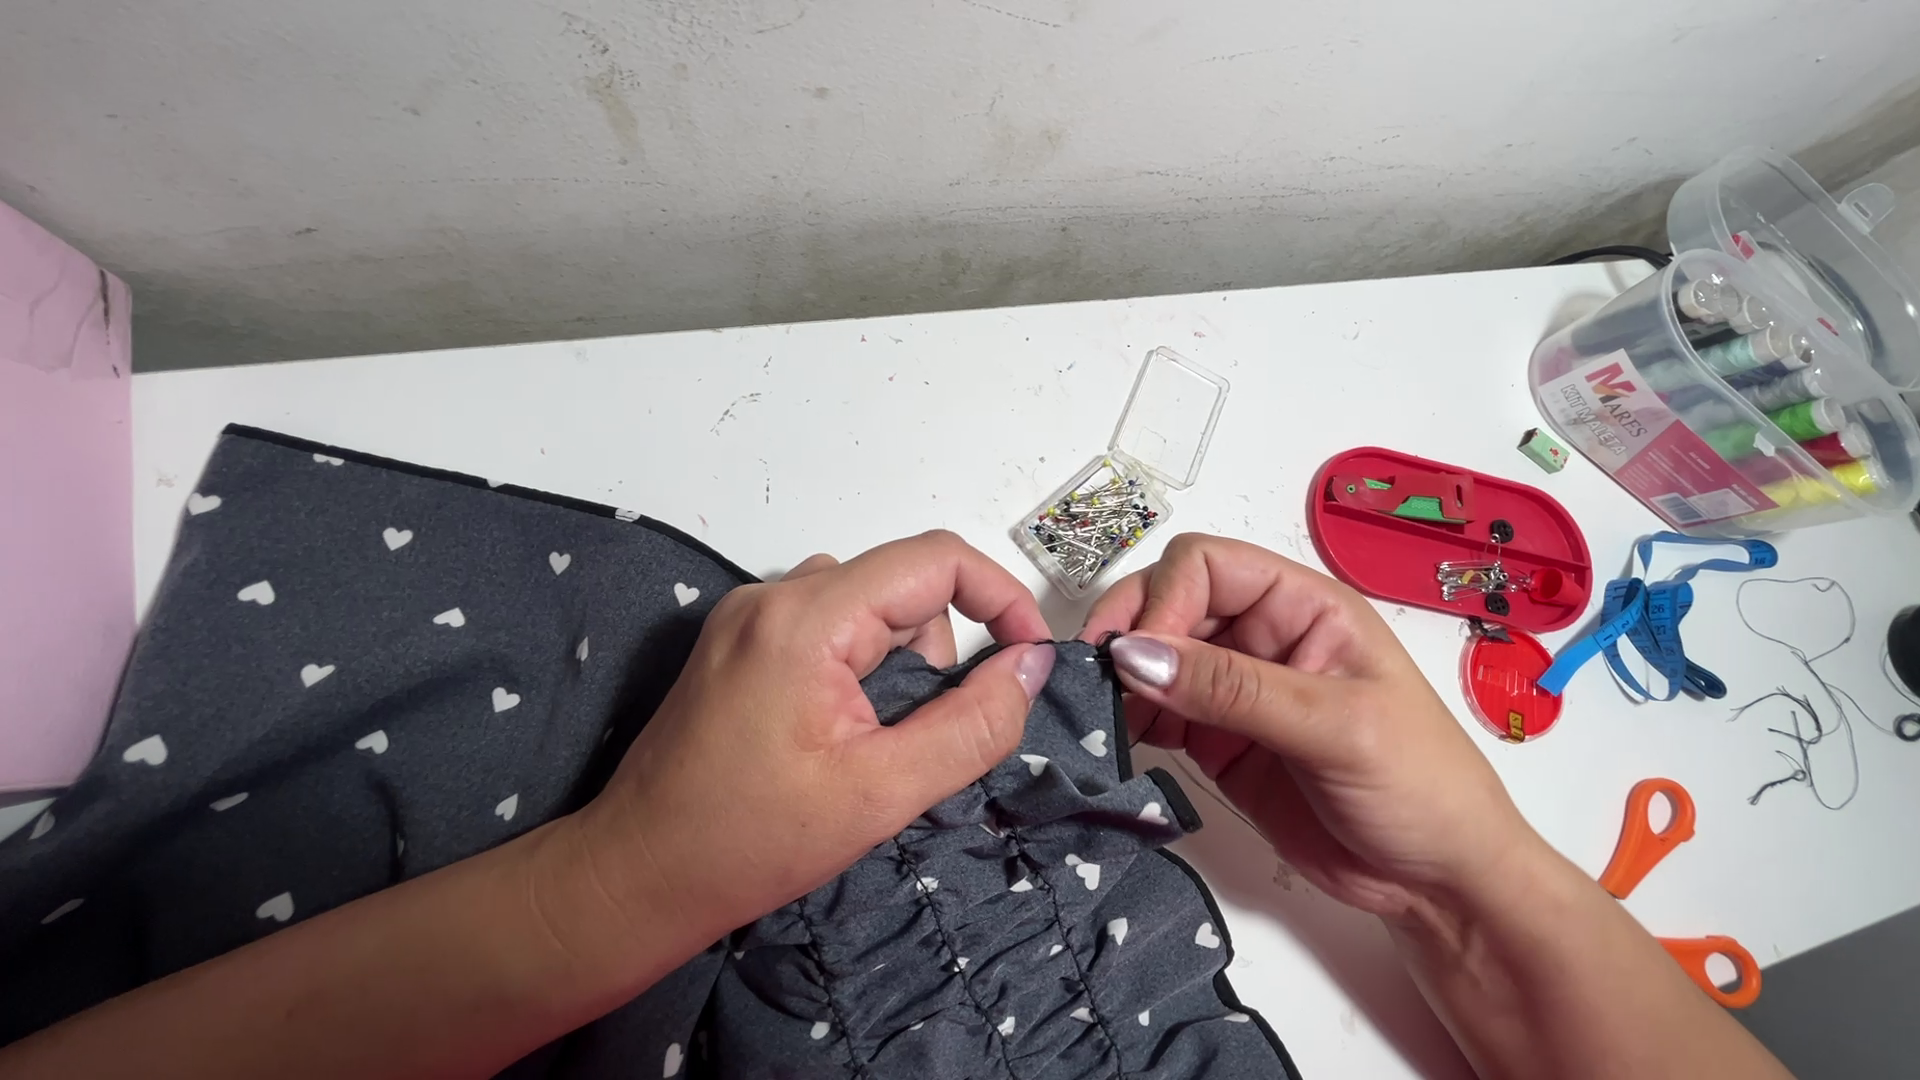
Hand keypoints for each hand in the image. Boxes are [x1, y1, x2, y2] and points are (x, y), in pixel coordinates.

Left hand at [574, 530, 1055, 943]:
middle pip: (903, 587)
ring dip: (898, 665)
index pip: (935, 559)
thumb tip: (1031, 664)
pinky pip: (835, 624)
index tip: (1026, 654)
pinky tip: (835, 730)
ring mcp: (752, 612)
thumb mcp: (881, 793)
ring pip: (872, 608)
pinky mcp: (743, 637)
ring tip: (864, 744)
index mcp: (807, 618)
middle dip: (935, 655)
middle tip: (908, 737)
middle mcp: (775, 594)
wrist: (636, 875)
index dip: (1000, 595)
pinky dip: (862, 667)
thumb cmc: (749, 841)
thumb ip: (973, 724)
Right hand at [1080, 533, 1544, 919]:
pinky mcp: (1213, 737)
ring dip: (1121, 676)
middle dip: (1129, 630)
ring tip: (1101, 711)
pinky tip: (1124, 736)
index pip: (1207, 566)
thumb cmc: (1419, 786)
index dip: (1164, 597)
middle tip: (1096, 676)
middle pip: (1168, 601)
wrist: (1436, 884)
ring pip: (1152, 655)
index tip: (1138, 654)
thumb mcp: (1336, 727)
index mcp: (1301, 606)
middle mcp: (1258, 634)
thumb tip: (1132, 654)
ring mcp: (1232, 687)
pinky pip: (1155, 711)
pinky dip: (1130, 717)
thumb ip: (1233, 688)